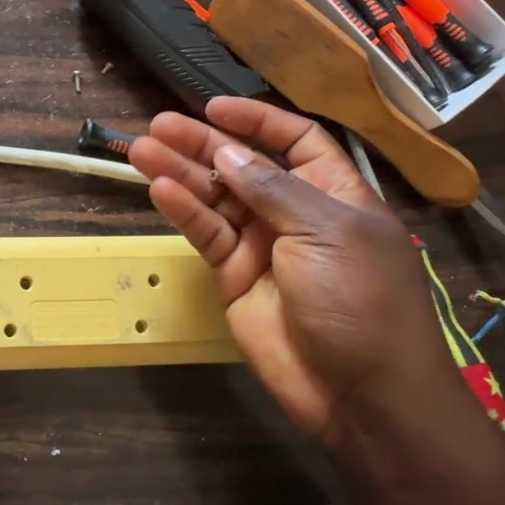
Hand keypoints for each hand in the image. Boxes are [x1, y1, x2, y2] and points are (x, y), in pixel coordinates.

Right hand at [129, 96, 459, 438]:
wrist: (362, 396)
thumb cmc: (362, 301)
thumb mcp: (327, 232)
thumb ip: (272, 188)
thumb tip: (227, 150)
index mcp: (335, 194)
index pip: (295, 141)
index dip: (256, 121)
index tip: (213, 107)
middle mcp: (296, 213)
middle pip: (244, 165)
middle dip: (203, 144)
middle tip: (158, 125)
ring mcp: (264, 246)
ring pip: (216, 197)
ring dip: (181, 172)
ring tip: (142, 150)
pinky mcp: (236, 276)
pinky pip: (206, 234)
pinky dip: (183, 211)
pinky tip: (159, 189)